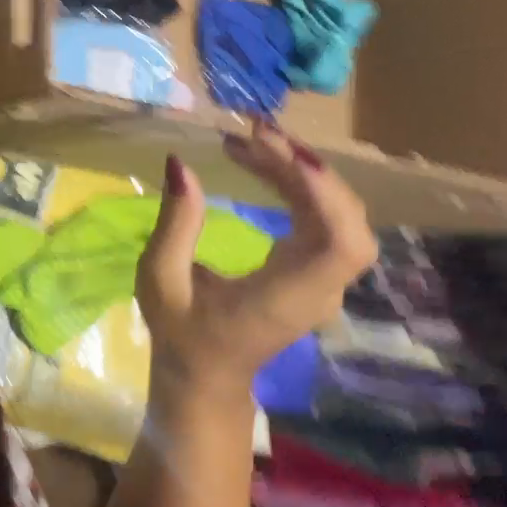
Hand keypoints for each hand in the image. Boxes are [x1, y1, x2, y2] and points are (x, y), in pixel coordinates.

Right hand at [137, 123, 379, 398]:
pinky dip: (298, 187)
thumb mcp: (160, 277)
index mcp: (288, 294)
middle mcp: (320, 287)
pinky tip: (264, 164)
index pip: (341, 243)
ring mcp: (322, 280)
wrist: (205, 374)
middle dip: (307, 169)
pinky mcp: (313, 271)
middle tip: (255, 132)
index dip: (326, 194)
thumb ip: (176, 223)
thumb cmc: (180, 330)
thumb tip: (179, 164)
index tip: (287, 153)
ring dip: (301, 173)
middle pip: (345, 220)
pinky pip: (324, 222)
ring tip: (252, 141)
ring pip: (338, 216)